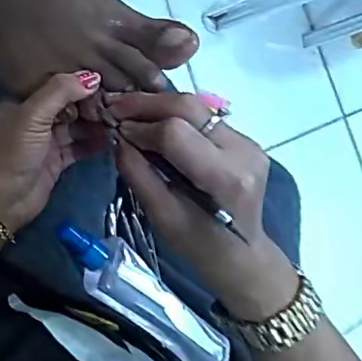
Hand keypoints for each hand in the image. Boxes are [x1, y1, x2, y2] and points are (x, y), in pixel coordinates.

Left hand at [0, 72, 110, 232]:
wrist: (1, 201)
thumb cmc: (12, 153)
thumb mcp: (32, 116)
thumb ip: (60, 92)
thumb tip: (92, 77)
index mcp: (21, 102)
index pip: (55, 86)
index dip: (79, 84)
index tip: (105, 85)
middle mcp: (34, 119)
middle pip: (68, 105)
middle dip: (91, 105)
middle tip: (115, 107)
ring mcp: (46, 140)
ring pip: (76, 126)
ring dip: (96, 124)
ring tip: (119, 122)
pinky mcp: (56, 161)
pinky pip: (79, 146)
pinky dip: (94, 143)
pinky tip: (112, 139)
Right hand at [109, 91, 300, 321]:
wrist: (243, 256)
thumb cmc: (199, 245)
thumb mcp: (161, 216)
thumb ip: (138, 174)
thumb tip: (118, 138)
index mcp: (226, 177)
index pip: (175, 133)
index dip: (139, 127)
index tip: (115, 130)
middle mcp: (243, 151)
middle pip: (188, 107)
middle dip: (146, 104)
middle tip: (114, 107)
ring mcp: (248, 142)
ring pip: (195, 105)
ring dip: (158, 104)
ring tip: (128, 110)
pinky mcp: (244, 139)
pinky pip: (202, 115)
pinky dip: (172, 113)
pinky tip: (151, 121)